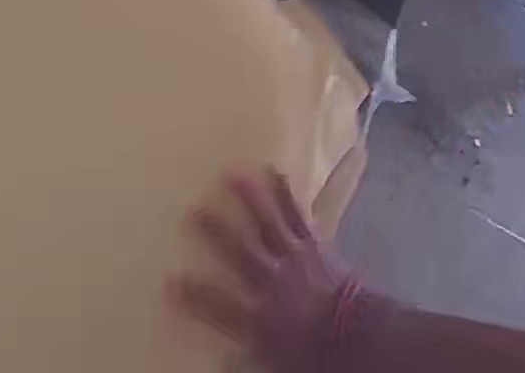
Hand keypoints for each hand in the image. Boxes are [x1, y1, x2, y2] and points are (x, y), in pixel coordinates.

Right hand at [170, 169, 351, 371]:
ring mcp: (293, 256)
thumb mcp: (275, 360)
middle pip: (240, 251)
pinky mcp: (312, 241)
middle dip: (215, 230)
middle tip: (193, 209)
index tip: (170, 279)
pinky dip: (285, 192)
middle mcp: (273, 280)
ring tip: (231, 172)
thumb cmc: (312, 350)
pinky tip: (276, 171)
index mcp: (259, 316)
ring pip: (267, 222)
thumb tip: (220, 358)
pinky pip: (296, 213)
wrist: (354, 331)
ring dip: (249, 197)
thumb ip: (246, 354)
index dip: (194, 293)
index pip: (219, 304)